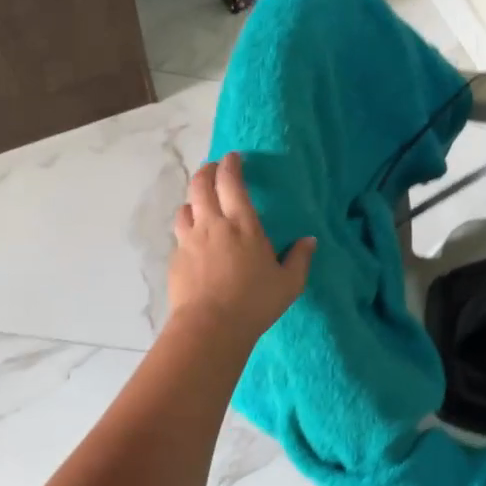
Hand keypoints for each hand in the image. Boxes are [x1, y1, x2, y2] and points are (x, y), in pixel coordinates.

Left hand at [168, 152, 314, 340]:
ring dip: (193, 200)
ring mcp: (189, 241)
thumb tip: (309, 240)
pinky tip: (193, 239)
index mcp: (243, 225)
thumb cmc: (255, 303)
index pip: (231, 183)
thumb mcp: (289, 284)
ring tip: (200, 203)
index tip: (232, 158)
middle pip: (201, 186)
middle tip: (213, 168)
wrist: (211, 327)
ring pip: (185, 208)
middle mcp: (212, 225)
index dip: (230, 165)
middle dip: (207, 171)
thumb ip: (299, 259)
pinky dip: (187, 228)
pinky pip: (180, 234)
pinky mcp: (176, 259)